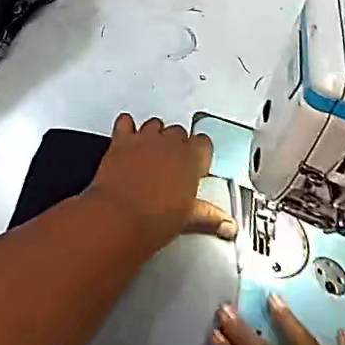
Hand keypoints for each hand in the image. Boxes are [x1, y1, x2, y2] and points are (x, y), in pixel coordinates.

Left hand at [81, 113, 235, 249]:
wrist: (119, 219)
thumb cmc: (153, 220)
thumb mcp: (188, 219)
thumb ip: (210, 215)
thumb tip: (224, 223)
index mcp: (190, 159)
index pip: (203, 143)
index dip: (199, 154)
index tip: (195, 166)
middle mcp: (168, 143)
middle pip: (178, 132)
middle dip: (176, 145)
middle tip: (172, 166)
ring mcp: (145, 139)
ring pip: (155, 125)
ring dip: (154, 136)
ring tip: (151, 156)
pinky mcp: (122, 139)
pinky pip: (125, 121)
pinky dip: (127, 128)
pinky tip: (129, 141)